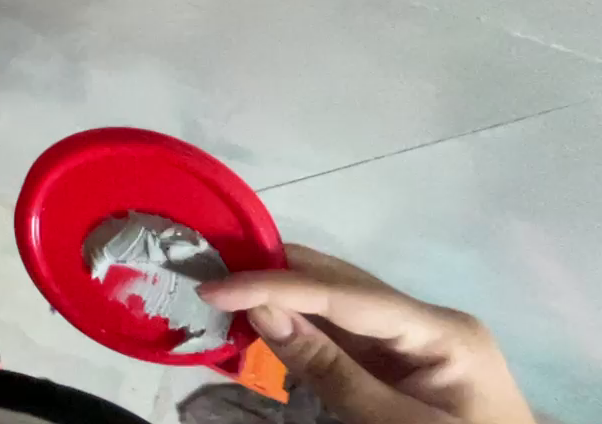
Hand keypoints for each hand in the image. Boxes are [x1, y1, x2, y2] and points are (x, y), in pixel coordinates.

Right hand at [200, 245, 535, 423]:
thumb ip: (331, 370)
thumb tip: (258, 309)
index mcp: (440, 329)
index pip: (337, 291)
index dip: (268, 284)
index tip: (210, 288)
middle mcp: (422, 316)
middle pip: (329, 278)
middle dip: (265, 275)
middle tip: (205, 275)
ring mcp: (406, 332)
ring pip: (322, 293)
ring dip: (269, 291)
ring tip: (219, 289)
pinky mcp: (389, 351)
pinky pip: (328, 321)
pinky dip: (286, 316)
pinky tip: (252, 313)